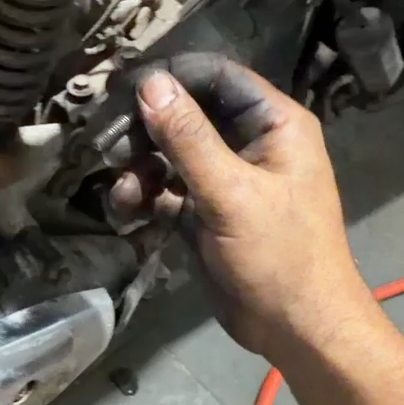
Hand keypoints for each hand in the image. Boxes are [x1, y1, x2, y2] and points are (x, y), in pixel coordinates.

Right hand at [111, 57, 377, 356]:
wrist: (295, 326)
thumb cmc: (277, 254)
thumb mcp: (231, 192)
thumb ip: (189, 138)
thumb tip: (150, 84)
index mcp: (273, 124)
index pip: (217, 78)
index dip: (171, 79)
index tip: (123, 90)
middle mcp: (248, 145)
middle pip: (187, 117)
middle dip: (147, 130)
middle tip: (109, 146)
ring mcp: (224, 181)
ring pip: (171, 157)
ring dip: (141, 169)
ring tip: (121, 191)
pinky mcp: (204, 214)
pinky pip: (167, 192)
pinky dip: (145, 197)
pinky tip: (125, 209)